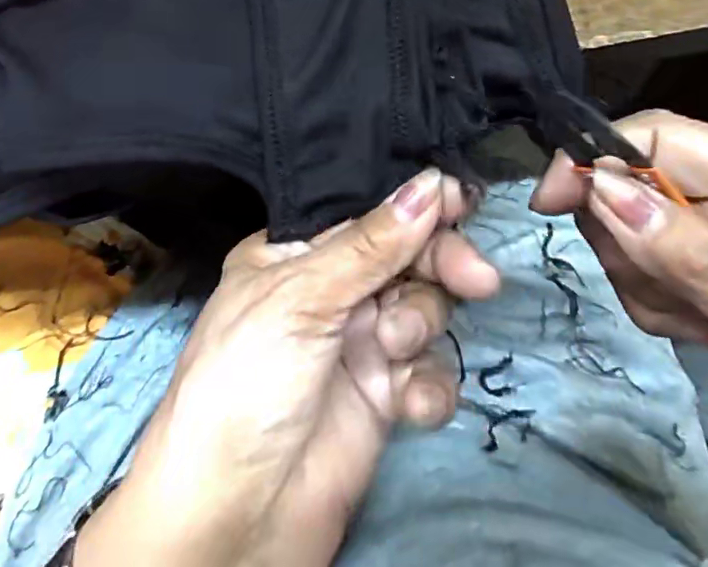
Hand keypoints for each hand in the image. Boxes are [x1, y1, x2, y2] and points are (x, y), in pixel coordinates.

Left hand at [76, 169, 499, 566]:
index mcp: (299, 254)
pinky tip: (410, 408)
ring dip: (422, 324)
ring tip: (396, 349)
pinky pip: (429, 370)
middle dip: (443, 263)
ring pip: (425, 307)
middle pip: (409, 255)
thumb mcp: (301, 299)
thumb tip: (432, 181)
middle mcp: (333, 290)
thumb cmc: (246, 383)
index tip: (463, 199)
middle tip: (477, 279)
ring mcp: (360, 342)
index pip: (370, 212)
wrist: (230, 525)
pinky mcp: (384, 394)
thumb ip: (372, 243)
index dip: (417, 203)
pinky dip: (429, 385)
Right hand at [532, 110, 707, 566]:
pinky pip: (646, 269)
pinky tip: (703, 336)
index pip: (676, 137)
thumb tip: (607, 192)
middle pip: (644, 178)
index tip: (552, 201)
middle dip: (628, 236)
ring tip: (699, 327)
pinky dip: (652, 302)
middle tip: (661, 297)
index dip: (604, 155)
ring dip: (642, 278)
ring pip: (634, 227)